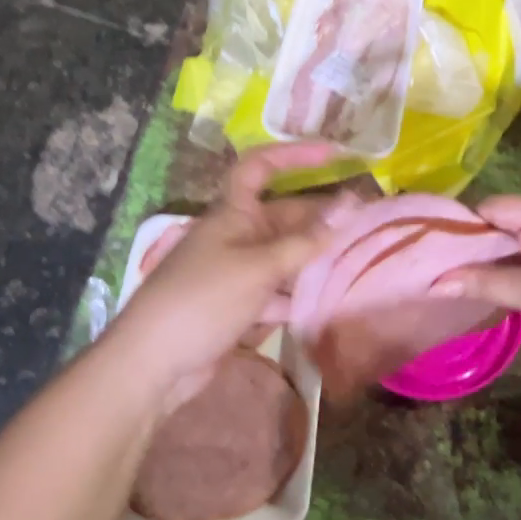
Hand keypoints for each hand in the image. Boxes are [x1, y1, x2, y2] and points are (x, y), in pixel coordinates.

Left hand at [106, 141, 351, 406]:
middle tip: (368, 223)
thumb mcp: (259, 267)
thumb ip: (306, 241)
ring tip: (358, 261)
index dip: (294, 155)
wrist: (152, 364)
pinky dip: (300, 294)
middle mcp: (236, 236)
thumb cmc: (202, 301)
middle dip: (322, 218)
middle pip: (285, 216)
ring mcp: (237, 272)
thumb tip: (350, 206)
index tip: (333, 154)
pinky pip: (278, 290)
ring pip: (286, 255)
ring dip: (316, 258)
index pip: (261, 168)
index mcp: (233, 213)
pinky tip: (329, 302)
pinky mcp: (239, 306)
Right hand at [432, 195, 520, 365]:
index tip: (431, 247)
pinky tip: (477, 285)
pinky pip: (520, 257)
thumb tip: (433, 283)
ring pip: (508, 242)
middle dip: (469, 243)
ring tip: (447, 276)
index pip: (493, 207)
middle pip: (499, 222)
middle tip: (433, 265)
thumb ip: (481, 282)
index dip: (463, 224)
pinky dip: (500, 269)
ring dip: (483, 259)